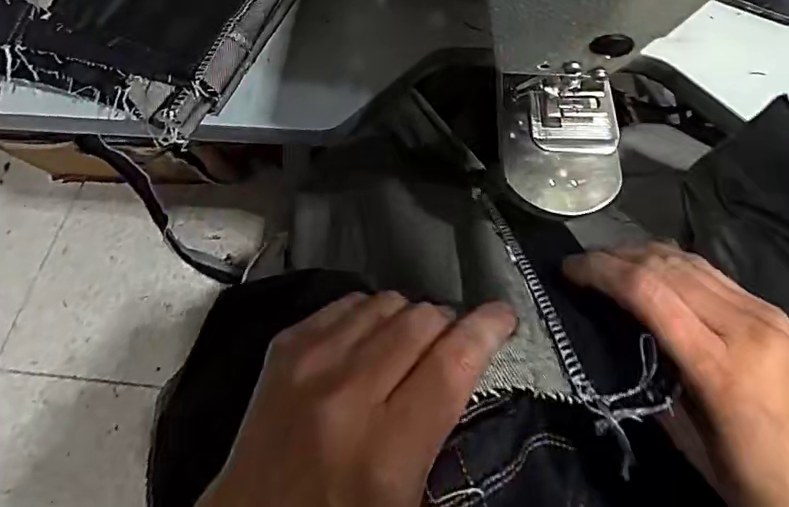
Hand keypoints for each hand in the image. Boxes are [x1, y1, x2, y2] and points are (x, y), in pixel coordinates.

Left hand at [199, 292, 517, 506]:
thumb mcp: (406, 498)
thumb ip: (442, 429)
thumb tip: (471, 363)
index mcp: (385, 451)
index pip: (453, 362)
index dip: (487, 329)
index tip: (504, 317)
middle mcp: (347, 397)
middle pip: (423, 320)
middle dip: (448, 325)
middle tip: (450, 345)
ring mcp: (310, 365)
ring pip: (387, 301)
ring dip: (408, 318)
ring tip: (407, 345)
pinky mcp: (284, 348)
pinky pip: (347, 301)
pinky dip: (368, 314)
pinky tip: (367, 341)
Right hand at [566, 244, 788, 506]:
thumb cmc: (774, 495)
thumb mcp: (704, 460)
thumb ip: (661, 400)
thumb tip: (627, 358)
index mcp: (723, 369)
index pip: (650, 292)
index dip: (603, 272)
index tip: (570, 270)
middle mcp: (745, 325)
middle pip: (667, 265)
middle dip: (617, 255)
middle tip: (583, 265)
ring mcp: (765, 313)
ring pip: (691, 260)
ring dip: (645, 253)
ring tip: (612, 263)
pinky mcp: (775, 313)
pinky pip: (714, 274)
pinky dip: (676, 265)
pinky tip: (659, 274)